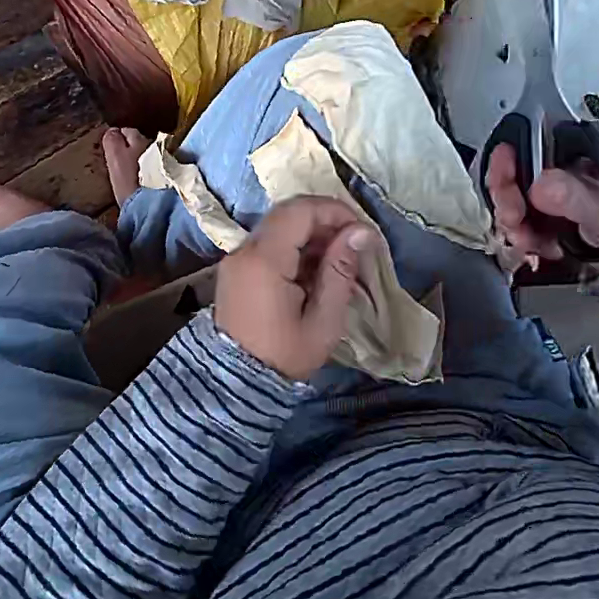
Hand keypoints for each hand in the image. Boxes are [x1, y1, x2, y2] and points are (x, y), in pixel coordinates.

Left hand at [215, 196, 375, 380]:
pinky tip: (314, 272)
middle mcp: (245, 251)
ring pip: (278, 226)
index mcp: (264, 261)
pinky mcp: (236, 271)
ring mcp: (237, 259)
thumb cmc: (285, 356)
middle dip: (325, 221)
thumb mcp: (323, 320)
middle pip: (288, 213)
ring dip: (310, 234)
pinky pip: (268, 244)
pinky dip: (294, 247)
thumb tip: (360, 231)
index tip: (361, 231)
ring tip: (337, 262)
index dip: (334, 211)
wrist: (237, 387)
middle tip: (352, 245)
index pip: (300, 211)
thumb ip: (340, 270)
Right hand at [486, 122, 598, 274]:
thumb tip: (538, 186)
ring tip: (529, 245)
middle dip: (512, 200)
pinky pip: (535, 222)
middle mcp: (579, 162)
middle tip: (514, 224)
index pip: (536, 141)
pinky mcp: (569, 218)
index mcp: (594, 143)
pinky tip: (539, 251)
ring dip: (519, 224)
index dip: (512, 163)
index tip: (505, 189)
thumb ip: (579, 198)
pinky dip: (530, 236)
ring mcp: (573, 191)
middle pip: (524, 172)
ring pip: (525, 201)